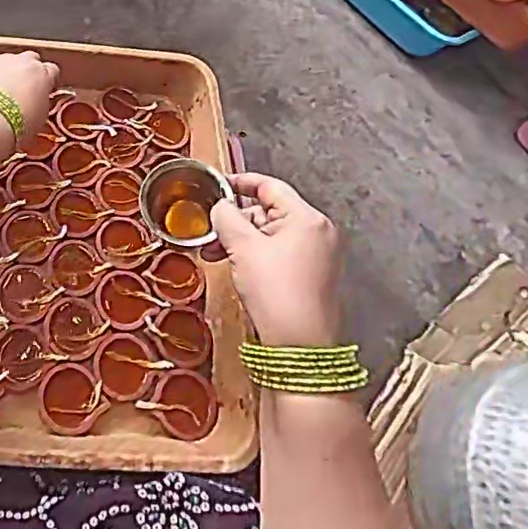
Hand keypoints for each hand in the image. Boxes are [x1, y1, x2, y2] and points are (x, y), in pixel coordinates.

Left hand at [0, 51, 59, 141]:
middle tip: (27, 87)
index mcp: (44, 74)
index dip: (49, 80)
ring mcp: (3, 62)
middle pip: (32, 59)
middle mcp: (25, 63)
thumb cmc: (20, 123)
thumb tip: (37, 105)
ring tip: (7, 91)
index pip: (52, 70)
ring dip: (11, 71)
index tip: (46, 89)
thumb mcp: (41, 118)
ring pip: (11, 60)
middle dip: (30, 70)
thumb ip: (42, 104)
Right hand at [209, 173, 344, 346]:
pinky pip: (277, 252)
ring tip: (216, 253)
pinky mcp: (310, 274)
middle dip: (235, 220)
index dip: (240, 182)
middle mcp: (316, 232)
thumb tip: (221, 206)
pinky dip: (254, 254)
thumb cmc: (277, 294)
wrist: (299, 346)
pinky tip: (235, 266)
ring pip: (269, 233)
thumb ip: (227, 217)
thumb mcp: (243, 247)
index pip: (269, 186)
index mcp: (306, 218)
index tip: (219, 185)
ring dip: (241, 240)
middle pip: (268, 211)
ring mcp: (316, 254)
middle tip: (211, 232)